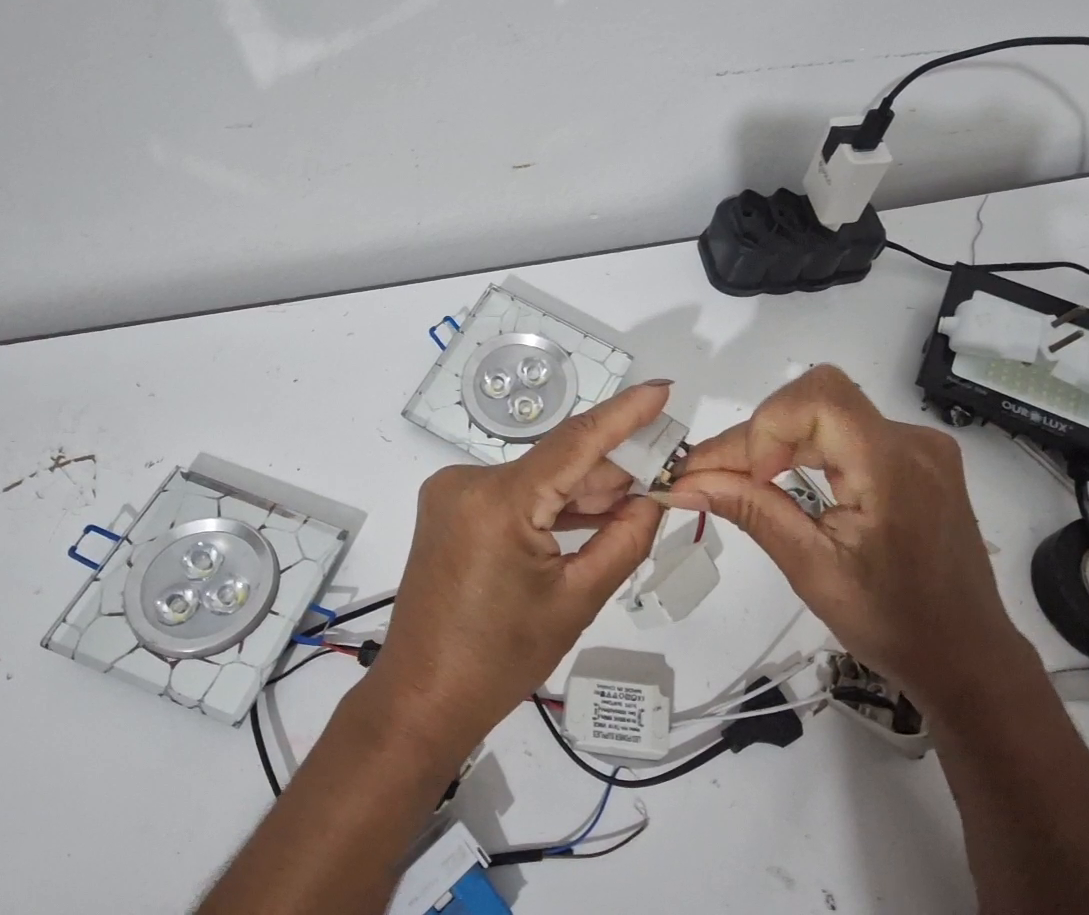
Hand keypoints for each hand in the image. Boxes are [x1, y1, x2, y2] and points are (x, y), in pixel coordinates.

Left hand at [364, 382, 671, 756]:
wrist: (423, 697)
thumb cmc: (500, 660)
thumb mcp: (576, 600)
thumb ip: (624, 540)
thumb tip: (655, 498)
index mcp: (498, 502)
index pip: (575, 441)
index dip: (624, 414)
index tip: (663, 390)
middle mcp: (468, 482)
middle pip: (558, 461)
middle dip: (612, 470)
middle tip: (665, 477)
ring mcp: (454, 495)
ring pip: (539, 479)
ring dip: (585, 491)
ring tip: (639, 501)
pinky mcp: (451, 511)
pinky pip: (516, 495)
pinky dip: (554, 506)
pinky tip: (596, 515)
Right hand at [665, 366, 1023, 702]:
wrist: (965, 653)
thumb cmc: (892, 623)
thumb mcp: (812, 570)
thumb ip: (752, 512)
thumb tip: (686, 483)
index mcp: (893, 468)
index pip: (818, 399)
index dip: (767, 426)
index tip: (744, 477)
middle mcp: (912, 442)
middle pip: (817, 401)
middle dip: (759, 434)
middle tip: (712, 478)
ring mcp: (919, 447)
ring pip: (828, 413)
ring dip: (778, 441)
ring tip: (738, 482)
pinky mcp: (916, 459)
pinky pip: (848, 432)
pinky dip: (806, 450)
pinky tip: (781, 481)